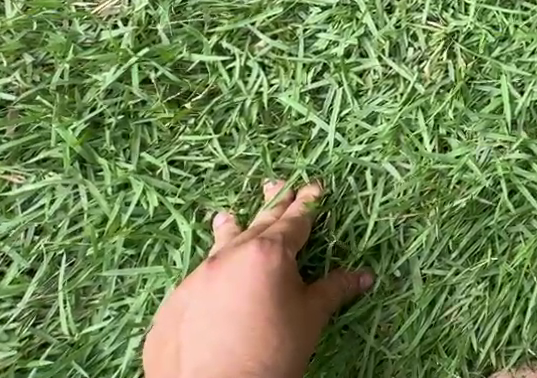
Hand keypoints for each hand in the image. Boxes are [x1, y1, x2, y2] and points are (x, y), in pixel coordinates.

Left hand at [144, 180, 374, 377]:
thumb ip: (335, 290)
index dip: (307, 203)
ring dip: (229, 230)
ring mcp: (195, 282)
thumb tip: (366, 277)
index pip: (295, 220)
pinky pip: (196, 284)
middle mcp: (230, 258)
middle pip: (257, 224)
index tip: (314, 188)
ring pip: (218, 248)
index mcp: (269, 254)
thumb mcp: (311, 318)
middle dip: (272, 204)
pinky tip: (210, 283)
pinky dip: (209, 277)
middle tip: (277, 183)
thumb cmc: (273, 352)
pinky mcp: (171, 309)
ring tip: (226, 216)